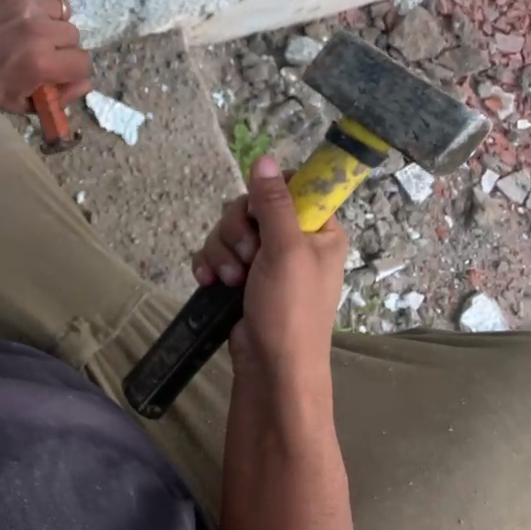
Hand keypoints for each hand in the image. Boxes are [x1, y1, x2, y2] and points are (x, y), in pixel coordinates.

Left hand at [0, 0, 93, 113]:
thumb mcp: (14, 100)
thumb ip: (55, 97)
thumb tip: (85, 84)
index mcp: (42, 63)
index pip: (83, 62)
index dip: (71, 67)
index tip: (56, 64)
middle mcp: (40, 30)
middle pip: (72, 35)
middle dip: (57, 43)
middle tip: (33, 45)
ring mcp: (27, 2)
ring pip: (61, 8)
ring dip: (48, 17)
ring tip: (24, 23)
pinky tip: (23, 4)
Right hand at [192, 156, 348, 378]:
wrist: (271, 371)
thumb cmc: (290, 311)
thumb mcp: (286, 250)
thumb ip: (274, 203)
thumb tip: (264, 158)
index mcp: (320, 231)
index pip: (293, 187)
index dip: (268, 193)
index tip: (258, 211)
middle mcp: (295, 241)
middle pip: (252, 206)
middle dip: (237, 230)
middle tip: (246, 255)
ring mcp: (267, 261)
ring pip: (230, 229)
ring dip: (222, 251)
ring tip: (230, 279)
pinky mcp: (243, 278)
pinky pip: (217, 253)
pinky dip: (211, 264)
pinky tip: (210, 281)